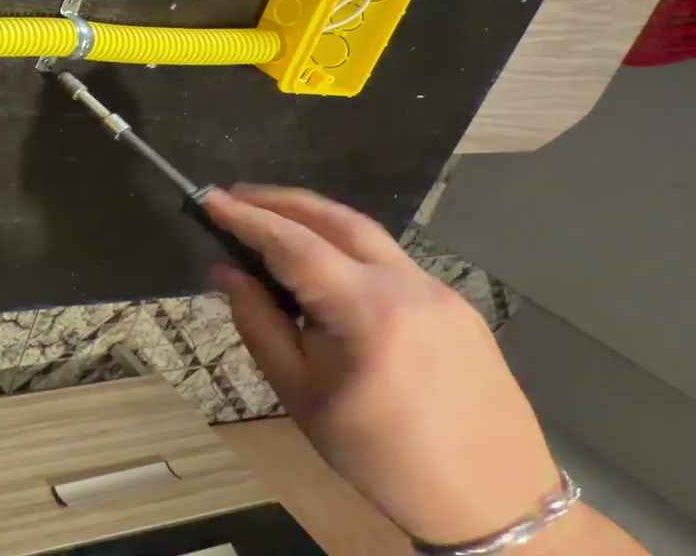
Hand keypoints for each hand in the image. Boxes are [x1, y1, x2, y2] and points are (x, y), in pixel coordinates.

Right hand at [206, 184, 560, 546]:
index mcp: (368, 311)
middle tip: (234, 196)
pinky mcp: (456, 309)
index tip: (207, 199)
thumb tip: (227, 272)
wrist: (493, 505)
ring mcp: (440, 295)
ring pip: (367, 235)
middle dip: (280, 201)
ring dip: (314, 218)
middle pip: (337, 220)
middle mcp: (409, 288)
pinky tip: (321, 262)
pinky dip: (345, 246)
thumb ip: (258, 322)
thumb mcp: (299, 391)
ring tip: (270, 218)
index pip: (292, 244)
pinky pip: (389, 260)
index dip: (245, 218)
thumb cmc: (380, 454)